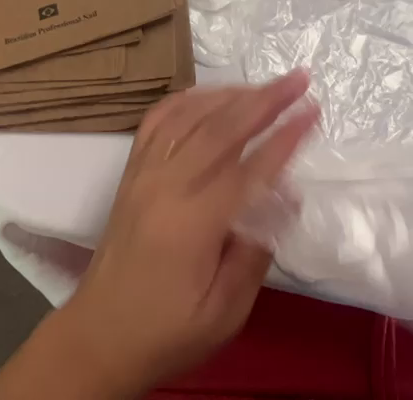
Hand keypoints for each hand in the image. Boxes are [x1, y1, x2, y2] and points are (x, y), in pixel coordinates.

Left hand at [33, 73, 318, 397]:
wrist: (100, 335)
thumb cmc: (168, 330)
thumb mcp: (224, 312)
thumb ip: (255, 253)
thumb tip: (283, 199)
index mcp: (192, 223)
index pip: (248, 168)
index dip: (284, 137)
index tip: (312, 111)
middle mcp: (165, 185)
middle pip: (220, 128)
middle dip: (265, 99)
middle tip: (299, 79)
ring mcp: (143, 173)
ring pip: (189, 114)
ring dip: (230, 93)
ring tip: (265, 86)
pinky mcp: (131, 172)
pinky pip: (158, 120)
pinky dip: (187, 99)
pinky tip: (210, 95)